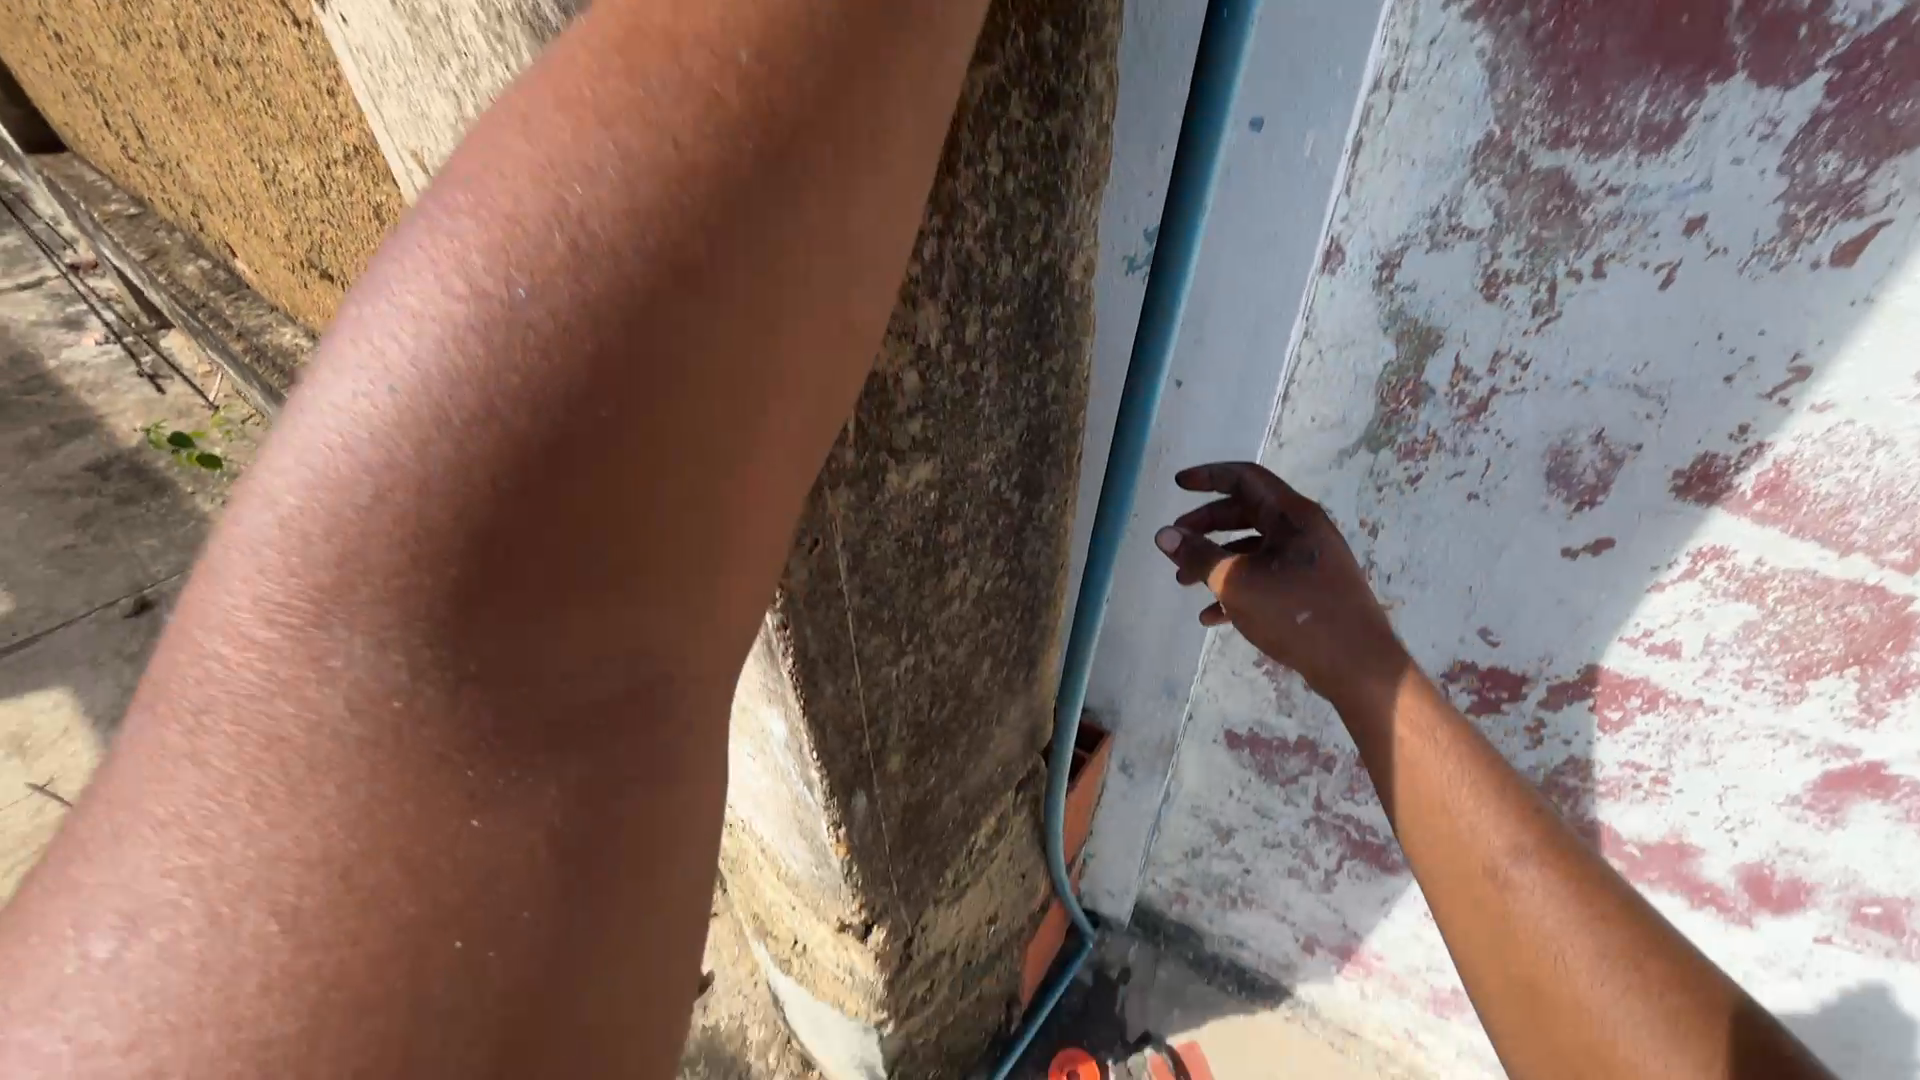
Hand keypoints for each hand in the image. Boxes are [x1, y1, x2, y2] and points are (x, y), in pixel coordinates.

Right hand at [1154, 462, 1409, 710]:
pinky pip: (1266, 576)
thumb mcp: (1236, 582)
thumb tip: (1163, 535)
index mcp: (1291, 516)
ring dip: (1216, 559)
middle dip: (1205, 526)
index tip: (1178, 485)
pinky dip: (1236, 588)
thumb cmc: (1296, 614)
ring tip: (1184, 582)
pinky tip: (1211, 616)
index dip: (1208, 476)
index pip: (1245, 477)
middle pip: (1246, 512)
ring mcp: (1309, 560)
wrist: (1358, 665)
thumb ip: (1197, 556)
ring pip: (1253, 547)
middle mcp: (1303, 530)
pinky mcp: (1310, 589)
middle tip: (1177, 541)